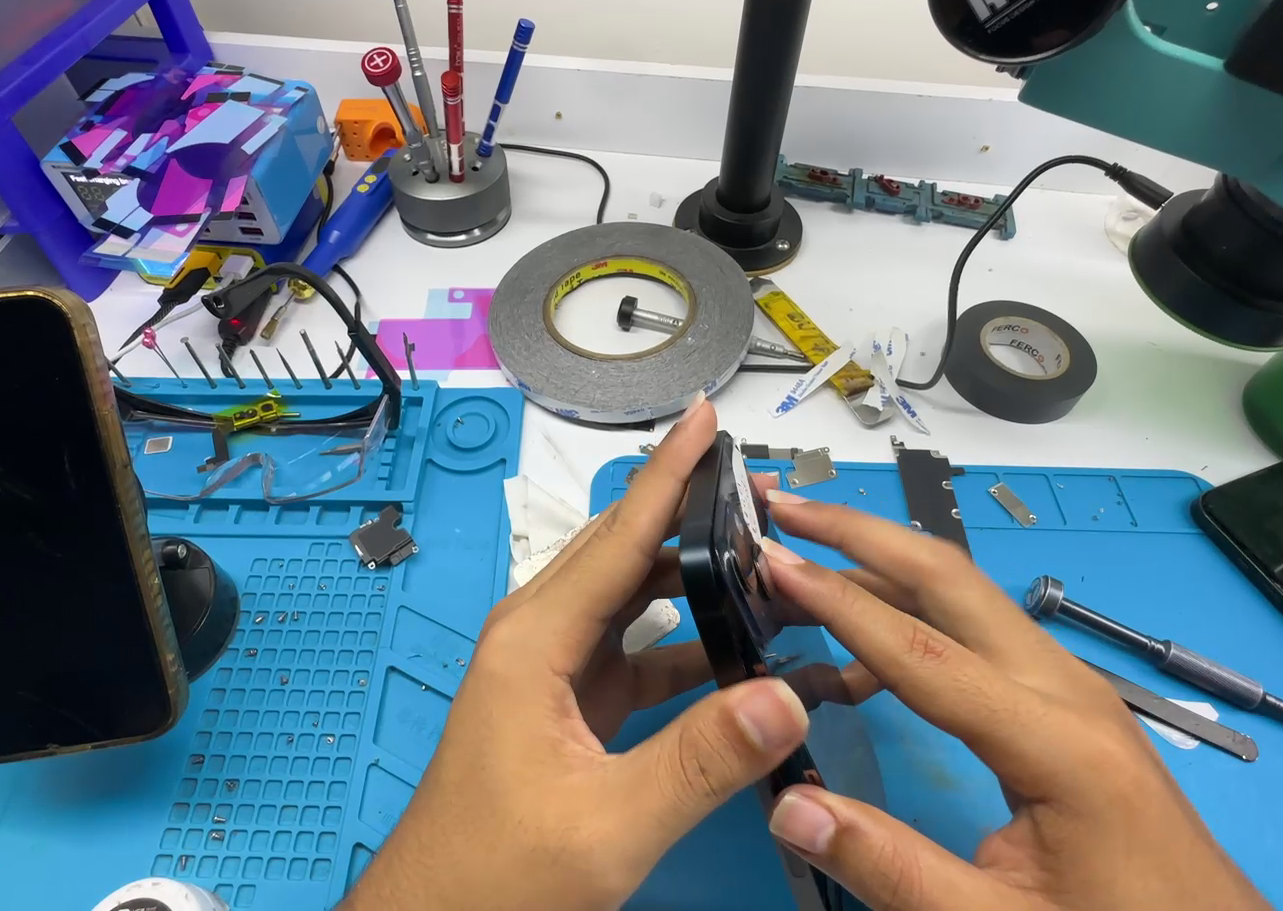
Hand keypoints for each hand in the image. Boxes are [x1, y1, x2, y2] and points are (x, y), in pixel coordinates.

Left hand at [342, 398, 810, 910]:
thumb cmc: (497, 872)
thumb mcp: (605, 827)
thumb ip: (698, 763)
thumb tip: (784, 697)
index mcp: (536, 636)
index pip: (619, 535)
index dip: (668, 471)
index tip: (705, 416)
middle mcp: (542, 631)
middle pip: (626, 549)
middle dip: (688, 511)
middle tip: (757, 489)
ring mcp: (555, 664)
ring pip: (635, 596)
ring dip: (694, 576)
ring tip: (761, 557)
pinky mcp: (572, 699)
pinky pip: (638, 648)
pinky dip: (687, 641)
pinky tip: (738, 648)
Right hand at [757, 490, 1269, 910]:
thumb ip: (889, 868)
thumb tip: (786, 806)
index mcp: (1053, 740)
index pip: (920, 647)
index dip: (836, 598)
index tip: (770, 558)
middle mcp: (1061, 684)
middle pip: (946, 576)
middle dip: (859, 532)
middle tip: (785, 510)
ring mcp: (1065, 683)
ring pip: (958, 594)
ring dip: (876, 565)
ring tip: (802, 562)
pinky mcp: (1060, 697)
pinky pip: (970, 632)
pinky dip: (904, 618)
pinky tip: (856, 660)